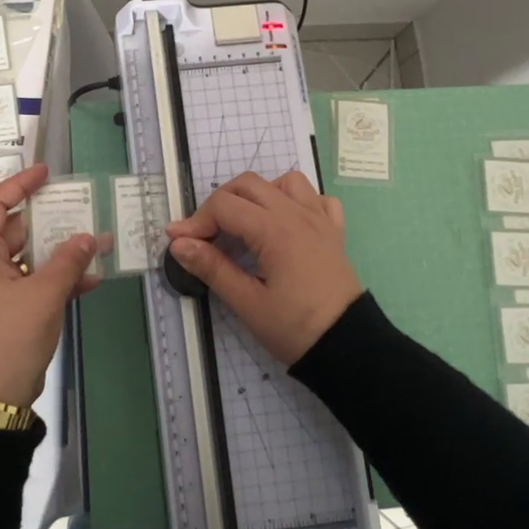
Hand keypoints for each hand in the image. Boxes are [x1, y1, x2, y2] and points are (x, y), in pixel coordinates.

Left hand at [0, 163, 100, 405]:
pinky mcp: (14, 308)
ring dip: (62, 251)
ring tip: (96, 241)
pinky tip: (91, 278)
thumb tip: (89, 237)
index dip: (19, 185)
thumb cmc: (9, 337)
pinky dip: (61, 278)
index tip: (46, 172)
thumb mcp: (42, 295)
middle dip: (51, 220)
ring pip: (31, 256)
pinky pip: (38, 281)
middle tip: (82, 208)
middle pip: (17, 230)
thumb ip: (68, 262)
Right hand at [166, 171, 361, 364]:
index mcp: (274, 230)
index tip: (180, 244)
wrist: (348, 346)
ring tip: (245, 224)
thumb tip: (179, 244)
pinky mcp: (333, 232)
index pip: (223, 206)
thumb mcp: (247, 302)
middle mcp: (297, 214)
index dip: (196, 221)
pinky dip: (296, 201)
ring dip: (257, 195)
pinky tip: (285, 224)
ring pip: (284, 182)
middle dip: (219, 204)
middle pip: (248, 184)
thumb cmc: (294, 328)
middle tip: (205, 236)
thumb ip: (212, 267)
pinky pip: (316, 198)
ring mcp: (319, 219)